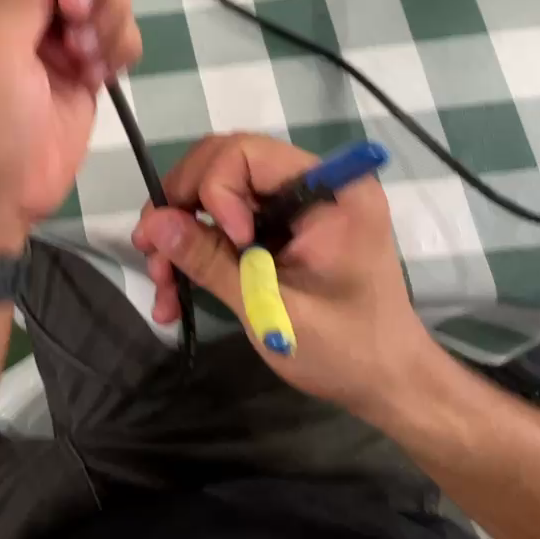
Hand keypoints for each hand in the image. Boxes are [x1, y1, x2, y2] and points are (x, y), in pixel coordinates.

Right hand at [129, 133, 440, 415]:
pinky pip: (218, 217)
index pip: (246, 153)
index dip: (216, 190)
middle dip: (180, 205)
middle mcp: (309, 183)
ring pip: (210, 189)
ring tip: (161, 279)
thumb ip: (211, 261)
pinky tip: (174, 291)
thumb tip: (152, 224)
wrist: (387, 385)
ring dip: (178, 230)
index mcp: (330, 191)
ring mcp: (289, 203)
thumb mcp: (271, 308)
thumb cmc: (346, 351)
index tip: (227, 243)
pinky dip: (192, 247)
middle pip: (220, 163)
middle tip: (154, 249)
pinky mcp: (274, 224)